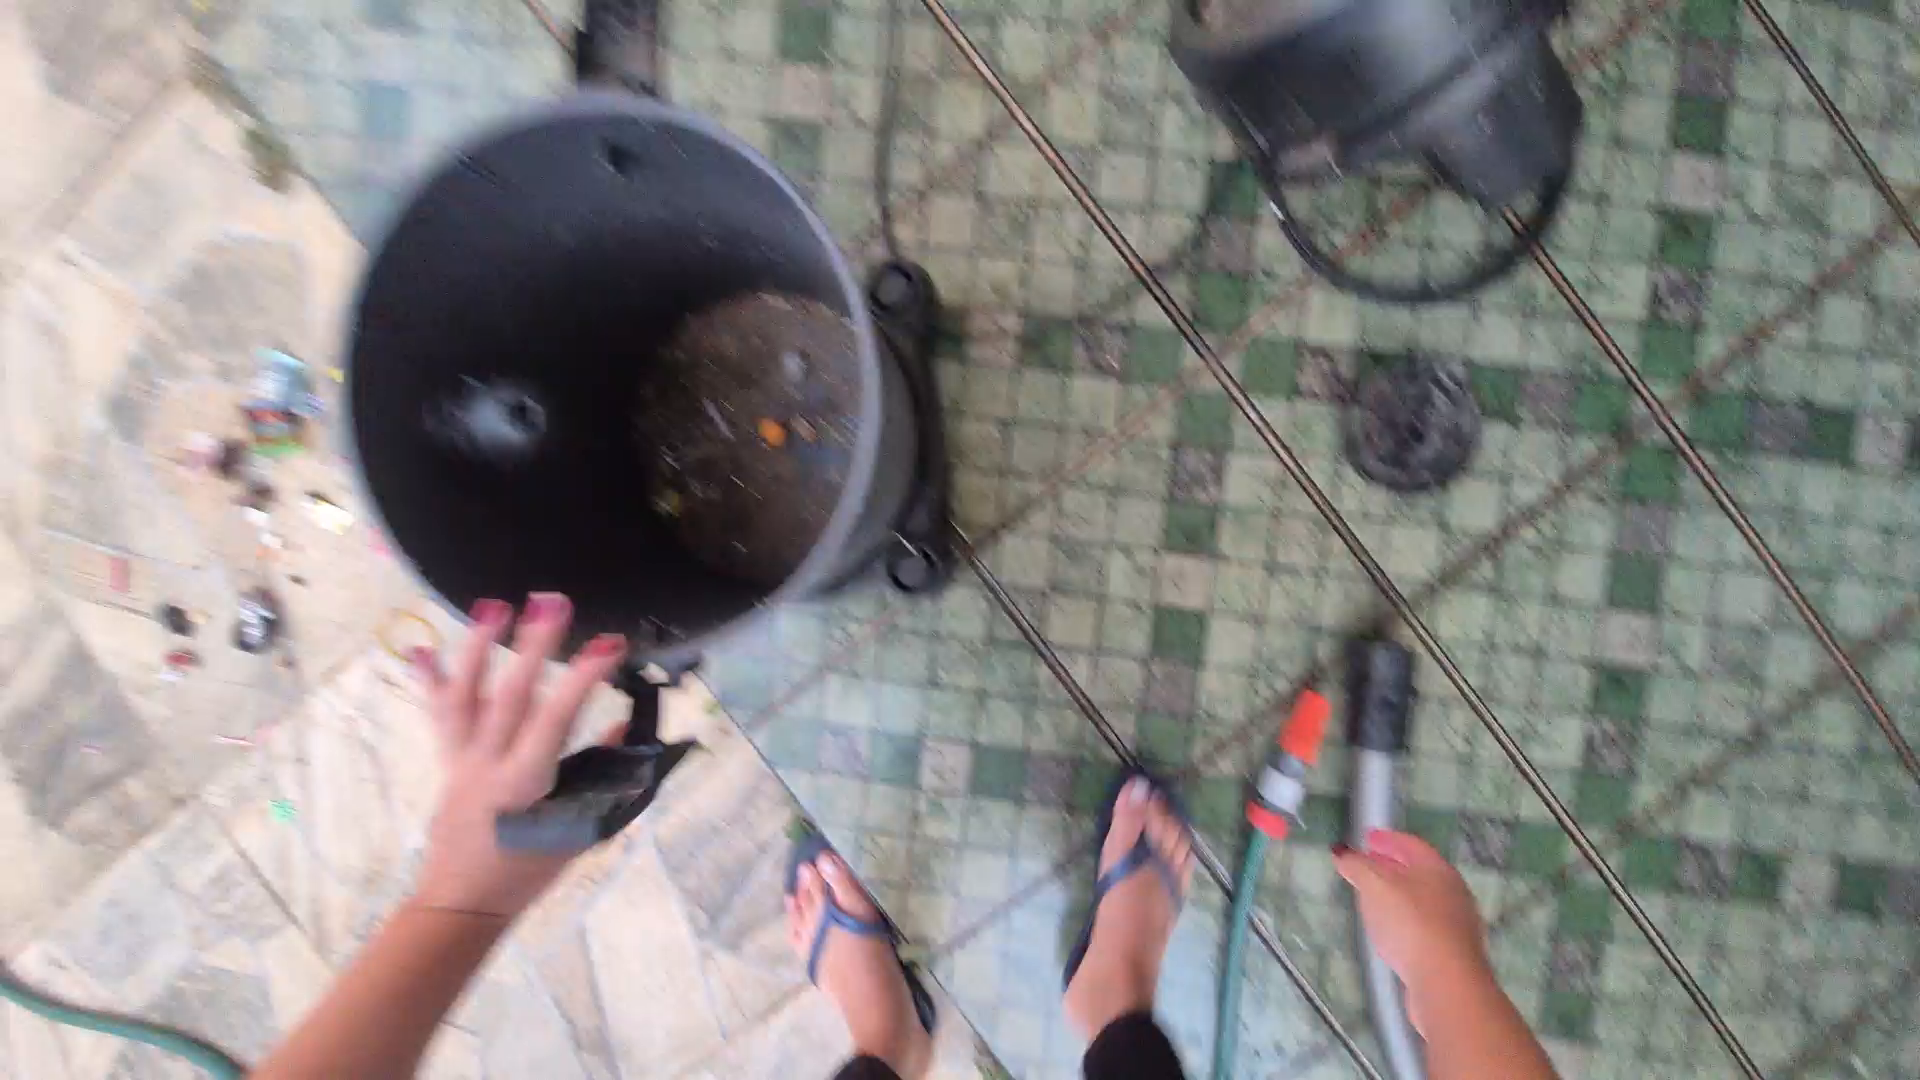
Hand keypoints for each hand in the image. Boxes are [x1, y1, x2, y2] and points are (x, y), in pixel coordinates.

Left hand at [408, 593, 626, 918]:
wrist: (461, 902)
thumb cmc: (528, 871)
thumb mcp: (580, 828)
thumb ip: (602, 774)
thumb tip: (625, 723)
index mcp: (524, 784)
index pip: (556, 719)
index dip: (583, 678)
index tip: (610, 643)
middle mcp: (487, 764)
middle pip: (508, 695)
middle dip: (533, 645)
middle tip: (552, 601)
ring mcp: (461, 760)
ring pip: (465, 696)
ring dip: (479, 647)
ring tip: (493, 605)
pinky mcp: (447, 760)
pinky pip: (439, 715)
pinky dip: (431, 680)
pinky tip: (419, 649)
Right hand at [1333, 828, 1492, 1022]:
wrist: (1447, 983)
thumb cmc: (1409, 921)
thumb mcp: (1373, 884)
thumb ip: (1356, 865)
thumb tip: (1342, 852)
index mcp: (1437, 869)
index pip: (1410, 844)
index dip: (1387, 838)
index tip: (1367, 837)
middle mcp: (1453, 892)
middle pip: (1419, 870)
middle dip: (1391, 864)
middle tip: (1367, 862)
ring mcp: (1457, 924)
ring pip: (1422, 898)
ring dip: (1398, 892)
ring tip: (1372, 895)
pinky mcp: (1453, 952)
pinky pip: (1424, 923)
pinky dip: (1405, 917)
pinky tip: (1389, 927)